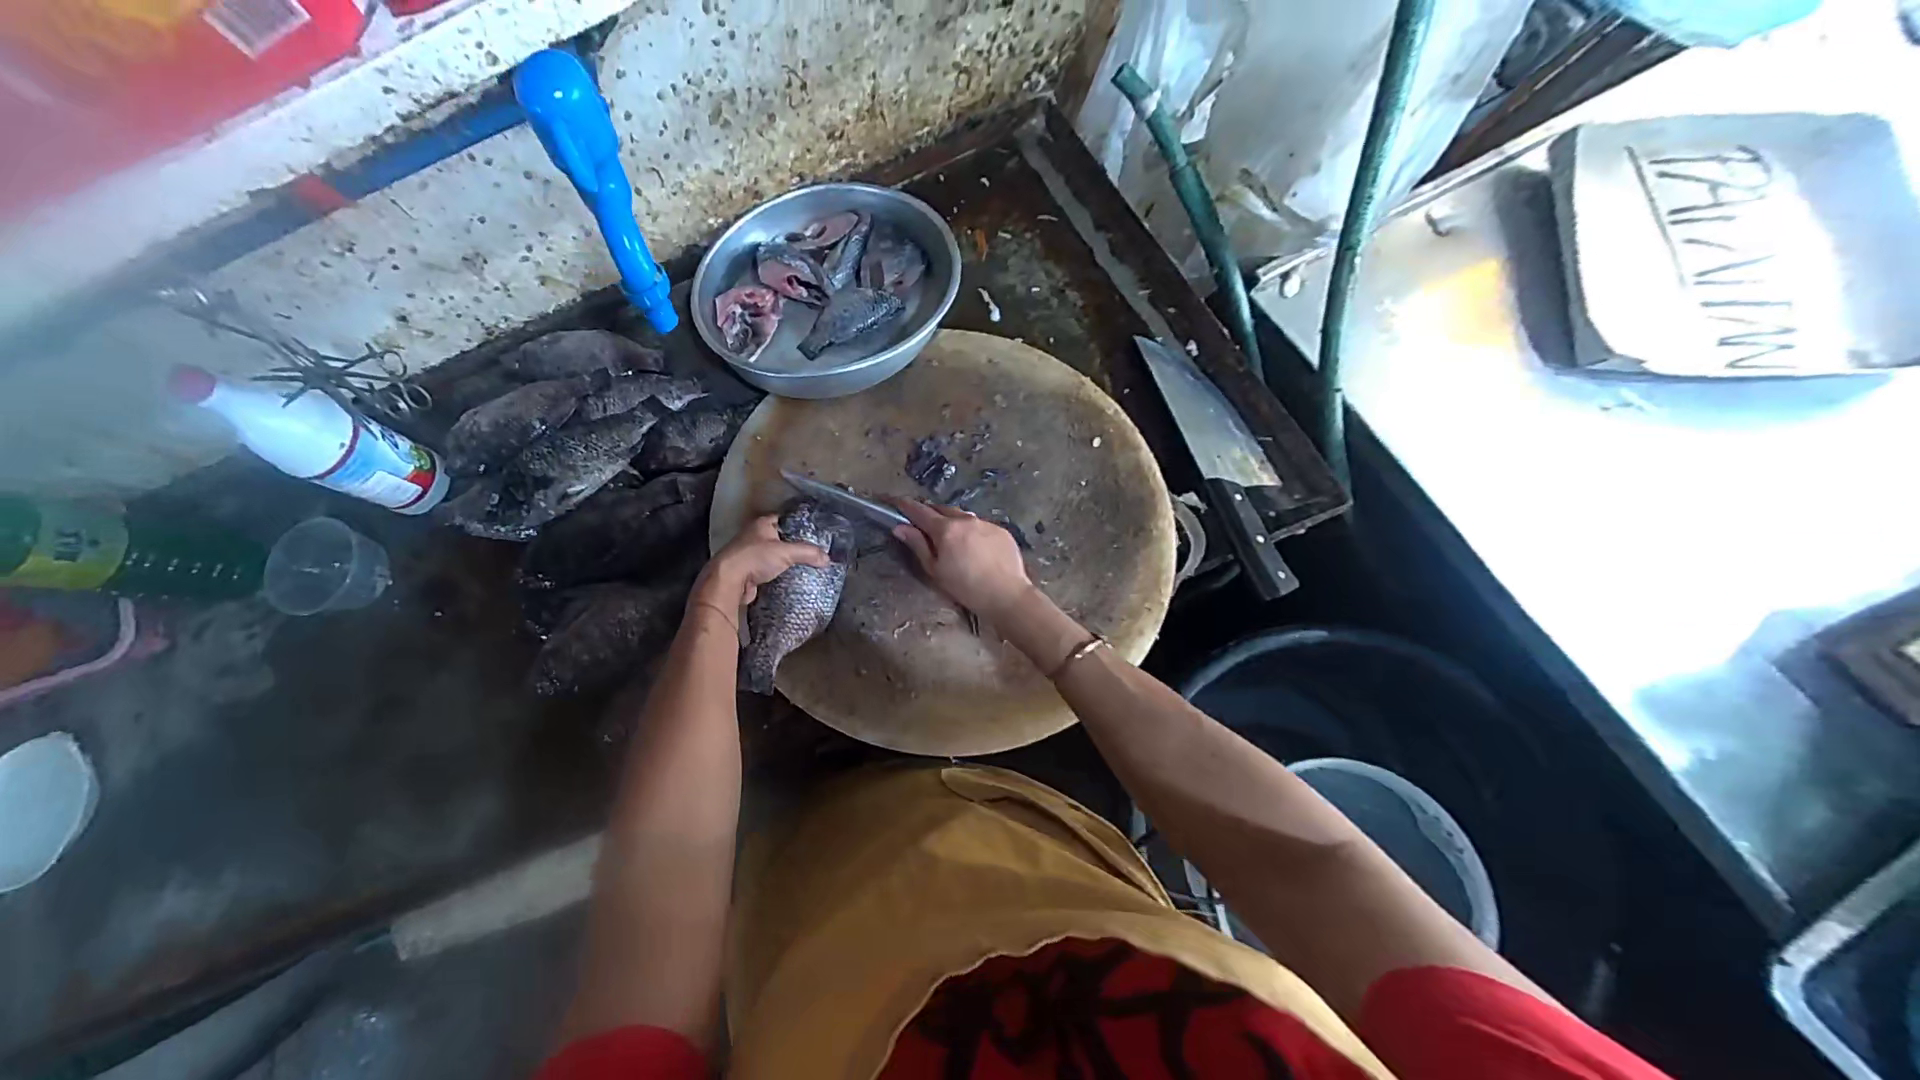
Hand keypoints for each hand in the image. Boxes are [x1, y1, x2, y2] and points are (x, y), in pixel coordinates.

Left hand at [689, 514, 829, 628]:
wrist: (728, 581)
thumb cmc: (754, 558)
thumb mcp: (786, 552)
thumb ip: (808, 553)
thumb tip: (827, 559)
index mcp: (762, 524)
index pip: (785, 519)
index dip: (799, 524)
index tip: (814, 533)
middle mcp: (754, 536)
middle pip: (780, 538)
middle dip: (794, 545)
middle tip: (813, 552)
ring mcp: (750, 554)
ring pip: (774, 555)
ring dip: (786, 561)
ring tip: (805, 566)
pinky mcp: (748, 571)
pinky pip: (768, 570)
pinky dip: (778, 574)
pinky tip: (791, 579)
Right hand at [891, 498, 1033, 620]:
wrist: (1006, 594)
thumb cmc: (966, 587)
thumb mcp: (935, 570)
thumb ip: (918, 545)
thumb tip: (900, 527)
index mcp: (945, 529)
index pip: (919, 511)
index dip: (905, 505)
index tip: (895, 501)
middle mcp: (965, 519)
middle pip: (942, 509)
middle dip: (930, 513)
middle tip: (922, 523)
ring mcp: (985, 523)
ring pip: (962, 516)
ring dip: (952, 521)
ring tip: (950, 537)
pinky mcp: (1001, 530)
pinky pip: (980, 525)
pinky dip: (971, 531)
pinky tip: (974, 548)